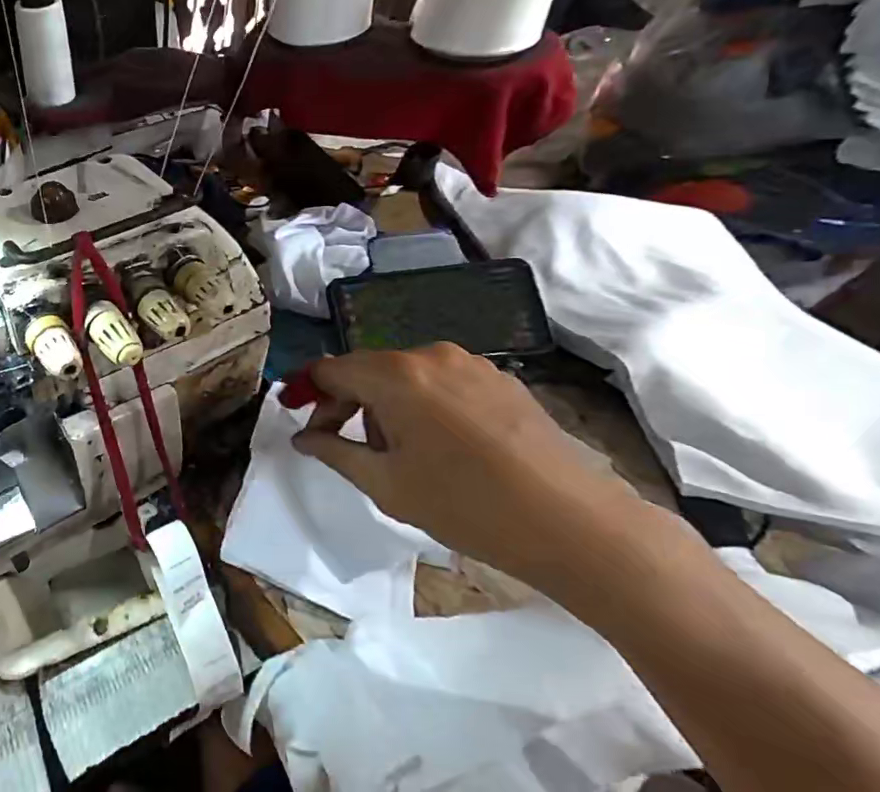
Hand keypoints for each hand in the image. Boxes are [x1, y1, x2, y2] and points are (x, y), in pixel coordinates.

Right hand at [292, 343, 654, 587]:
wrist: (576, 525)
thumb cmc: (467, 506)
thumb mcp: (385, 484)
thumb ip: (333, 451)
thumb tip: (303, 437)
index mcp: (395, 374)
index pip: (331, 370)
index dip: (308, 394)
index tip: (303, 426)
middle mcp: (429, 354)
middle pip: (368, 369)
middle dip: (347, 403)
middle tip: (343, 445)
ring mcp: (471, 363)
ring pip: (405, 375)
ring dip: (385, 405)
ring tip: (398, 452)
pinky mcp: (502, 379)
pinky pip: (442, 381)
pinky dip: (423, 404)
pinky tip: (440, 445)